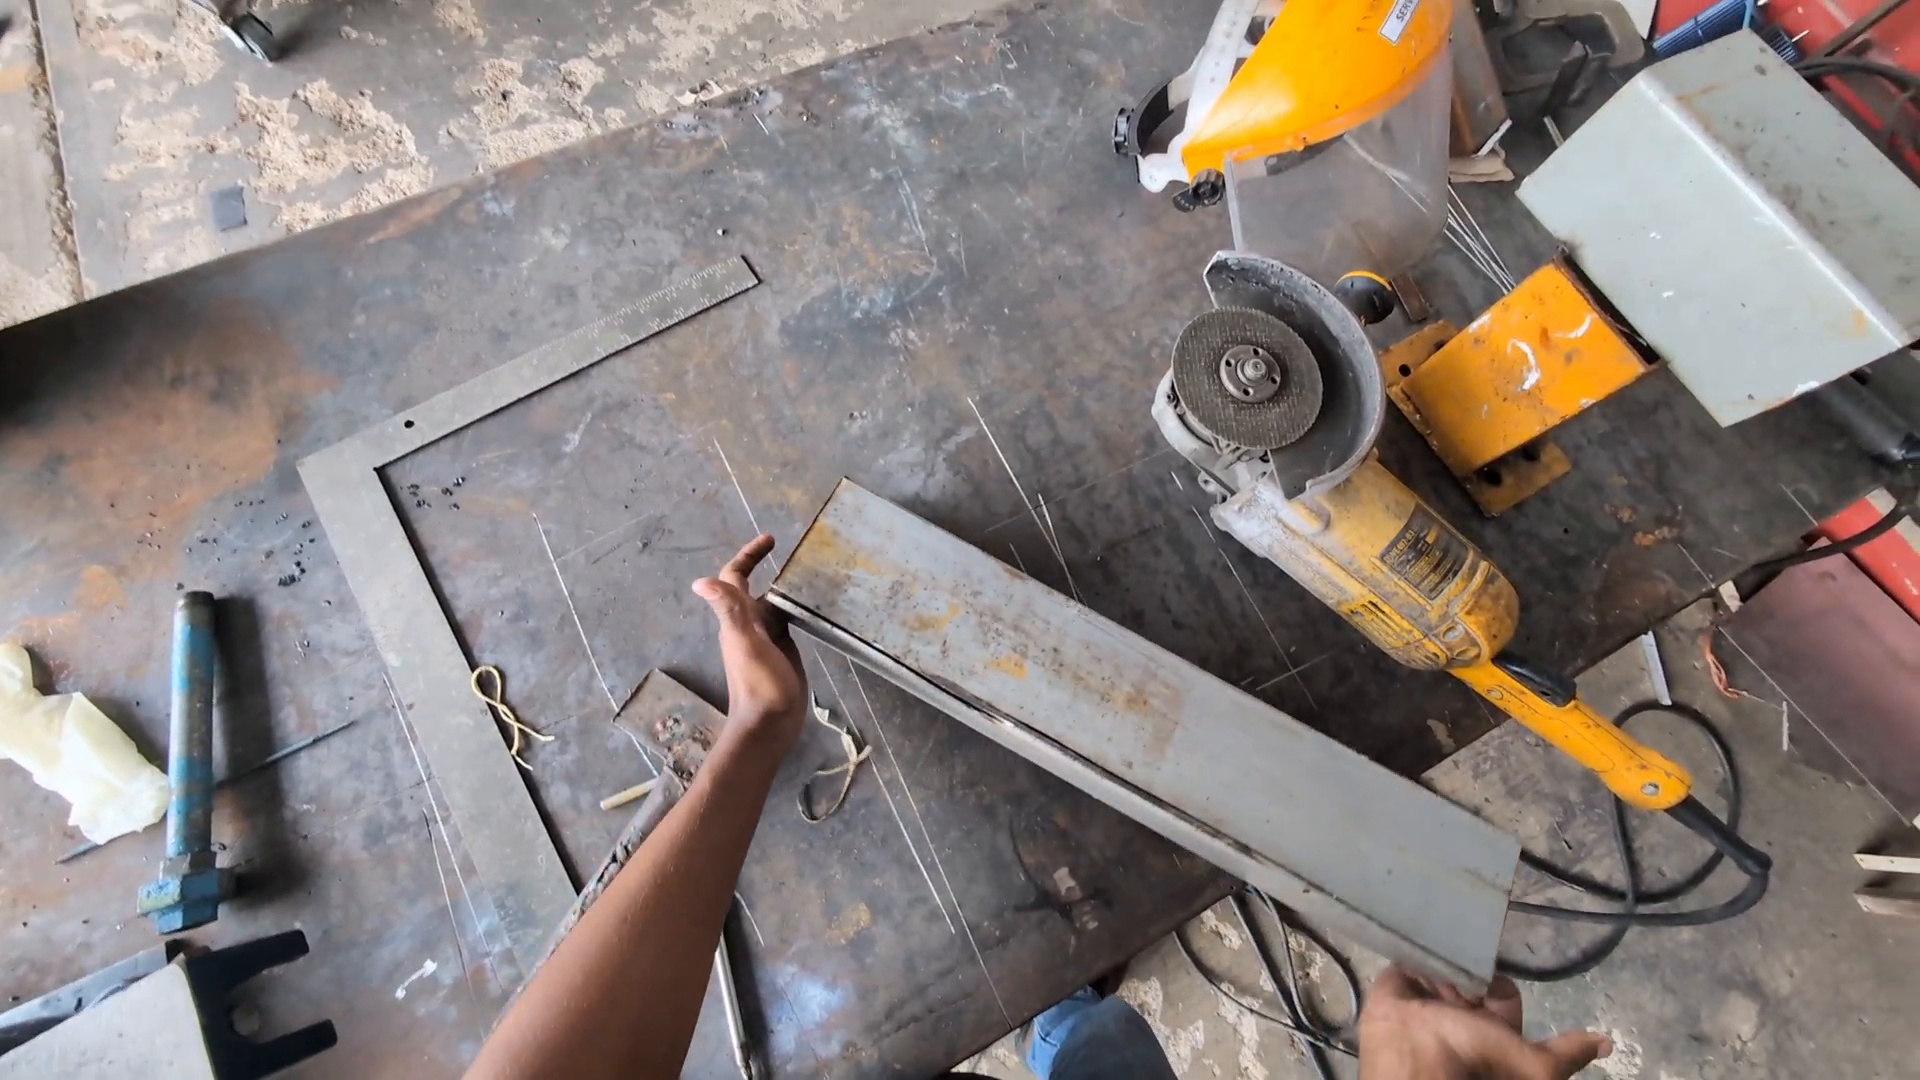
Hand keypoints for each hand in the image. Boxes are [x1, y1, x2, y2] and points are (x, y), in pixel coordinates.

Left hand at [692, 535, 807, 746]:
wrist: (769, 726)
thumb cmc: (759, 686)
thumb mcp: (746, 645)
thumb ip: (729, 613)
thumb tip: (700, 581)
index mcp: (738, 620)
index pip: (736, 578)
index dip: (749, 556)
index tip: (771, 540)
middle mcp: (749, 625)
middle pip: (754, 588)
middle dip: (767, 567)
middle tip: (796, 553)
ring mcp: (766, 640)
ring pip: (772, 604)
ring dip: (784, 588)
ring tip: (810, 574)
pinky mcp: (782, 652)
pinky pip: (786, 622)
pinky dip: (796, 609)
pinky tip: (813, 608)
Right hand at [1358, 967, 1610, 1079]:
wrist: (1412, 1048)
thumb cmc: (1474, 1056)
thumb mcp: (1533, 1066)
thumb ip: (1564, 1053)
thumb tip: (1607, 1042)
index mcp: (1491, 1029)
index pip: (1501, 993)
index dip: (1498, 986)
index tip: (1488, 982)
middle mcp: (1461, 1012)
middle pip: (1472, 976)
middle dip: (1469, 972)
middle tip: (1459, 969)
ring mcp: (1428, 995)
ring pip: (1444, 965)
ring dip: (1442, 959)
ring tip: (1436, 952)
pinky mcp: (1400, 978)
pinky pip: (1412, 956)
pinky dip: (1416, 947)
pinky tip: (1418, 938)